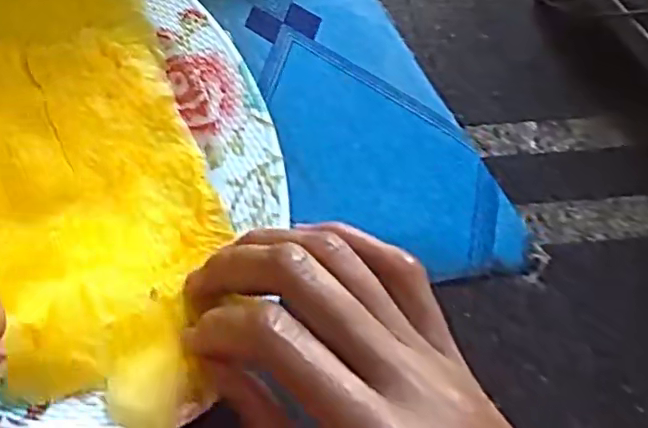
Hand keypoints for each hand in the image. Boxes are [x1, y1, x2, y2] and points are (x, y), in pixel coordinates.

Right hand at [184, 223, 509, 427]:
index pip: (274, 335)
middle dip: (233, 266)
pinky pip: (395, 265)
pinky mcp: (451, 345)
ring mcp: (435, 354)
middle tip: (202, 286)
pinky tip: (302, 241)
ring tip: (237, 260)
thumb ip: (264, 419)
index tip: (195, 336)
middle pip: (300, 274)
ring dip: (272, 241)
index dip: (219, 325)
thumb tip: (209, 356)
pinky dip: (342, 238)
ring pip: (341, 253)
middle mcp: (407, 377)